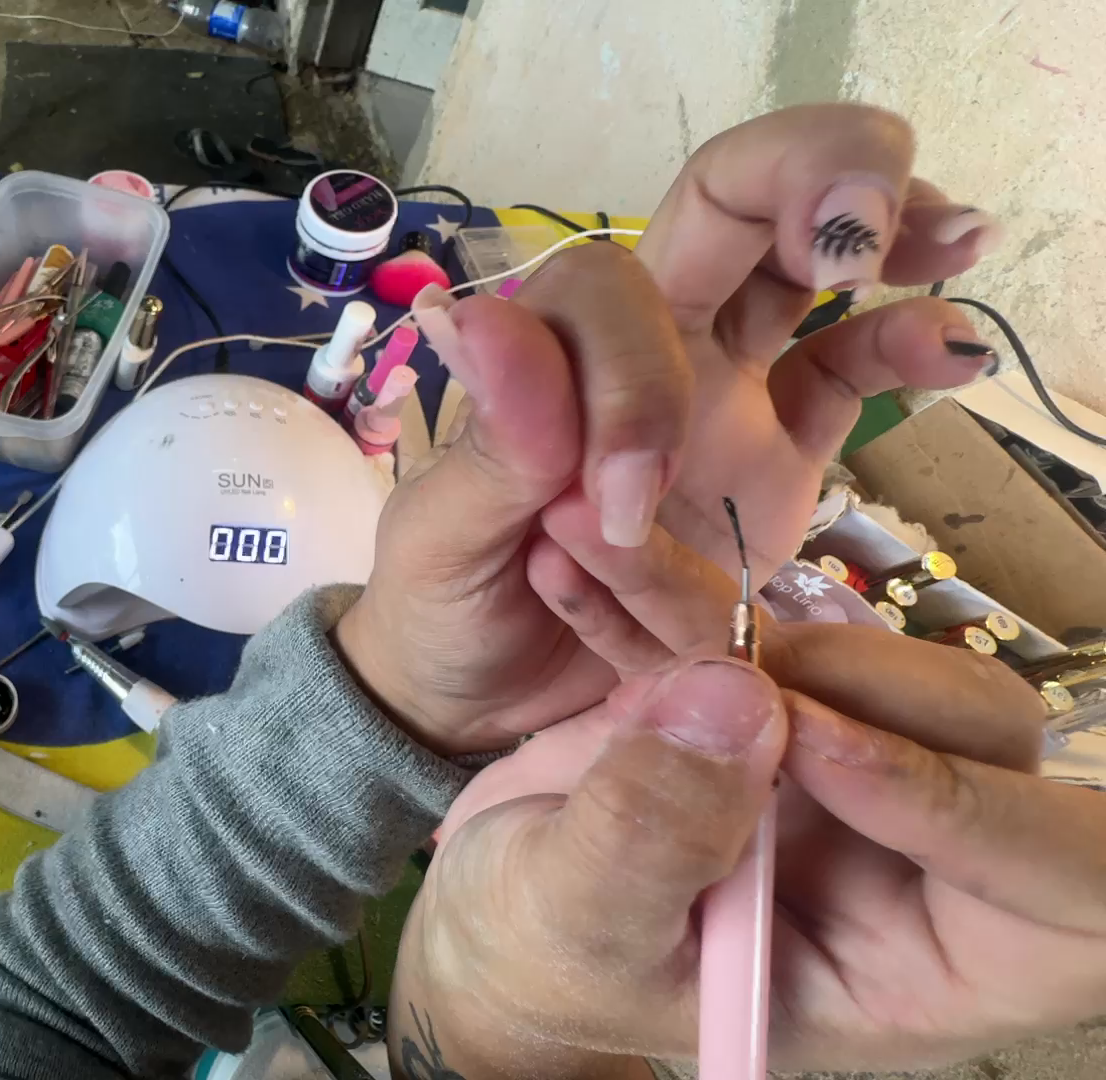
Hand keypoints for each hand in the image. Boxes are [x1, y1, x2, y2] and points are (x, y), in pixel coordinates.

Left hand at [336, 104, 1000, 753]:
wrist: (478, 695)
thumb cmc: (439, 606)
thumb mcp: (443, 535)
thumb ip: (488, 447)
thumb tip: (477, 313)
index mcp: (538, 376)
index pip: (603, 291)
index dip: (633, 375)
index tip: (623, 501)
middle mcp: (626, 371)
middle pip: (715, 223)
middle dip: (800, 184)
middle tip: (855, 238)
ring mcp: (707, 413)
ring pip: (793, 284)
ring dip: (870, 234)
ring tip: (942, 240)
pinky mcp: (764, 476)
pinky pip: (839, 386)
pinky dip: (898, 352)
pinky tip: (944, 347)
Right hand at [392, 622, 1100, 1077]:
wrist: (486, 900)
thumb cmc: (537, 952)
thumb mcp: (581, 914)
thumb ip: (650, 828)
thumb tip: (735, 696)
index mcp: (900, 955)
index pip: (1052, 888)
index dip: (971, 804)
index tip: (807, 743)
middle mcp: (880, 849)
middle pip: (971, 736)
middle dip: (856, 679)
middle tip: (720, 662)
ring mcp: (798, 767)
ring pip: (845, 658)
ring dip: (725, 607)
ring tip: (608, 574)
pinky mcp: (723, 709)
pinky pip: (718, 632)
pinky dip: (649, 591)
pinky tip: (570, 570)